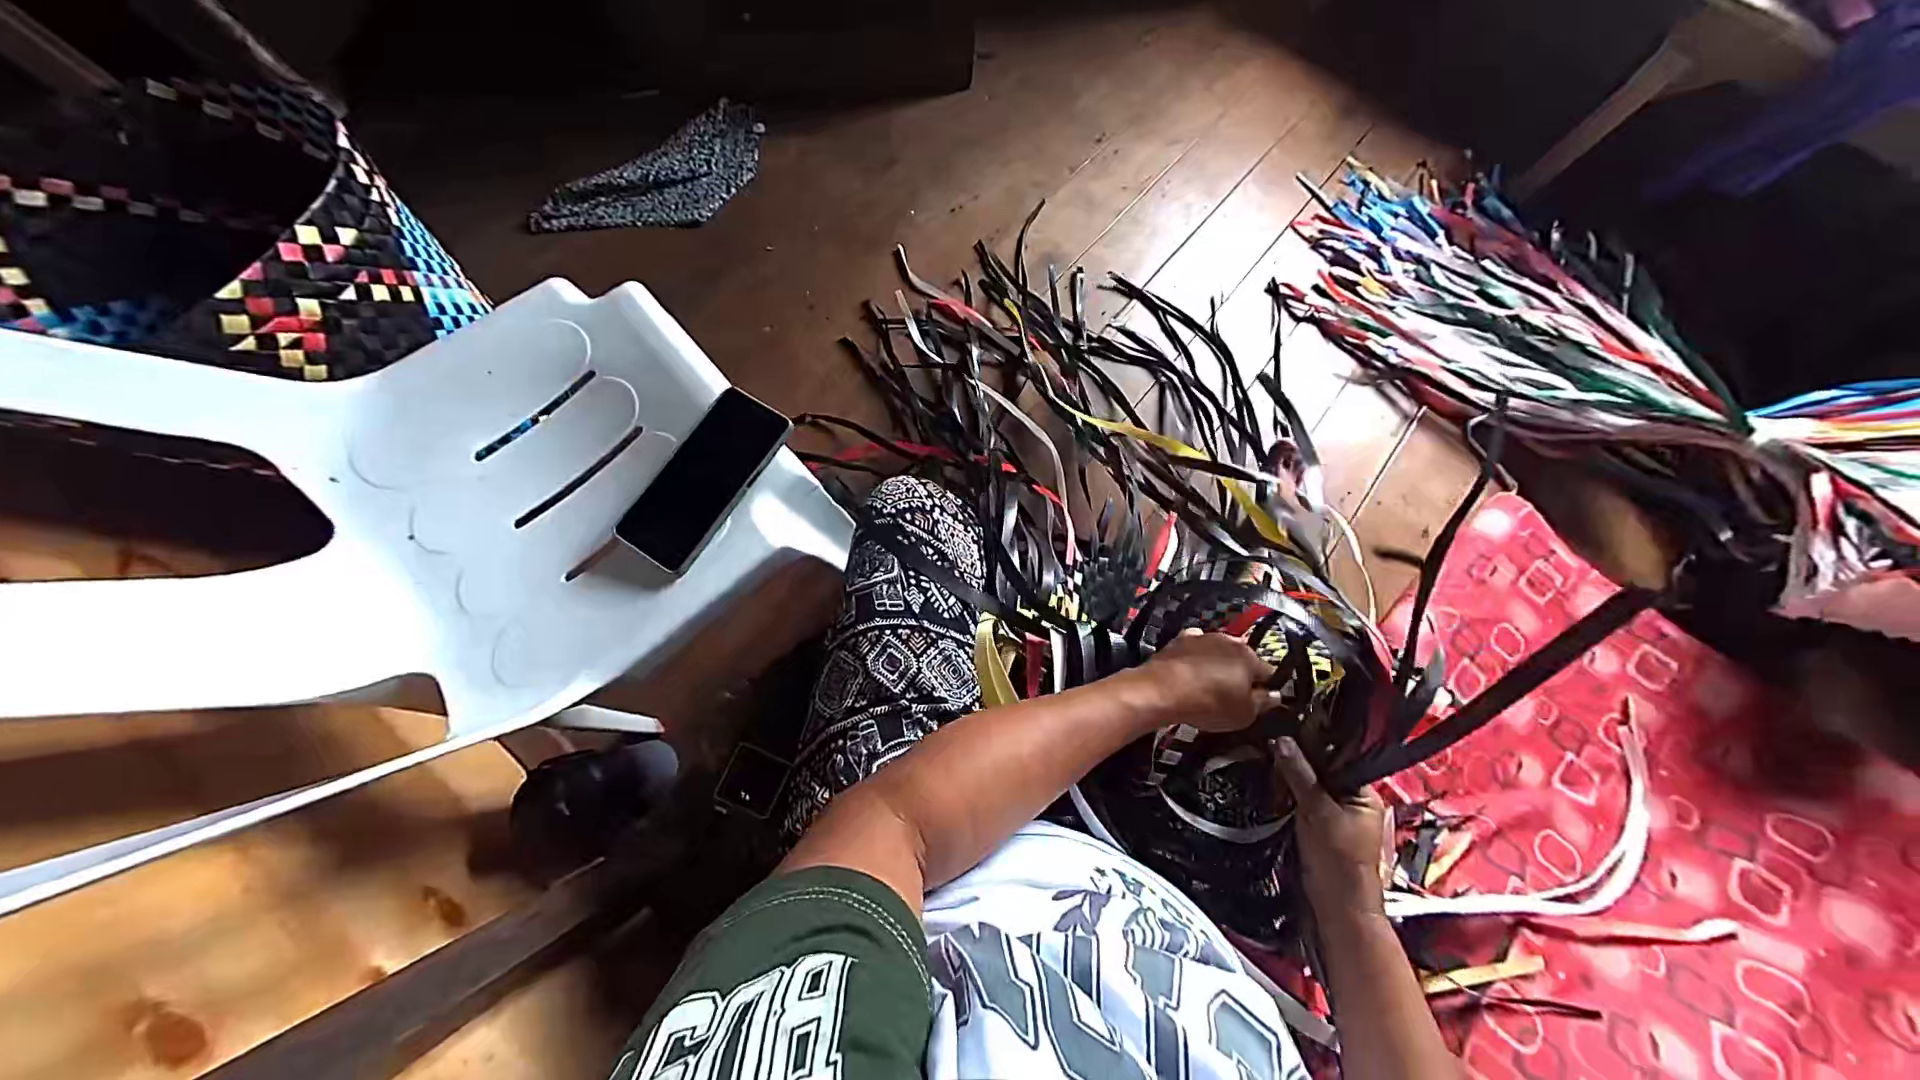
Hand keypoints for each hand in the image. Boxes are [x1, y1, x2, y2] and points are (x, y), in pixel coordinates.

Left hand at [1135, 629, 1278, 732]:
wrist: (1162, 690)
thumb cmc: (1209, 703)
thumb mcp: (1245, 714)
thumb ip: (1263, 703)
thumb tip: (1275, 696)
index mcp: (1249, 657)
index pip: (1268, 672)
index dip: (1266, 688)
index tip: (1259, 701)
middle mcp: (1228, 640)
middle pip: (1241, 659)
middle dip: (1239, 674)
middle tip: (1230, 696)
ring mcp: (1201, 638)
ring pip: (1217, 652)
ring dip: (1216, 665)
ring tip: (1207, 686)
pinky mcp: (1178, 641)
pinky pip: (1193, 650)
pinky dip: (1194, 658)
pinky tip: (1189, 671)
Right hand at [1273, 736, 1389, 918]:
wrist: (1336, 906)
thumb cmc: (1335, 857)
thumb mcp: (1316, 810)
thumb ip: (1299, 774)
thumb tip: (1281, 739)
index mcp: (1364, 793)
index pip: (1336, 756)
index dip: (1310, 744)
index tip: (1282, 731)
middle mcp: (1353, 799)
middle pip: (1321, 769)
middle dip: (1295, 761)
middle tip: (1268, 749)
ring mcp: (1336, 813)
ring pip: (1308, 784)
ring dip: (1288, 778)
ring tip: (1265, 763)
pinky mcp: (1319, 825)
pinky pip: (1302, 799)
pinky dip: (1287, 793)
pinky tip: (1270, 785)